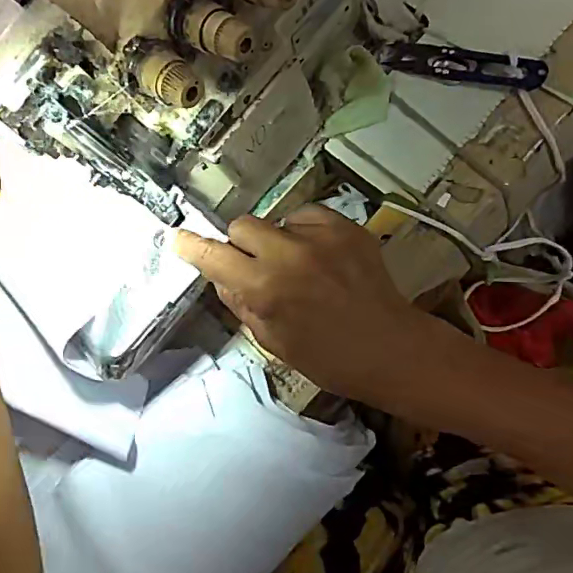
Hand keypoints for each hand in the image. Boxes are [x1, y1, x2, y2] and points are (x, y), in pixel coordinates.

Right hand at [174, 206, 453, 403]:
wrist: (393, 348)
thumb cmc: (328, 357)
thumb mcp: (272, 340)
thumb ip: (240, 302)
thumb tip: (220, 275)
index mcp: (265, 288)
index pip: (213, 257)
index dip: (192, 247)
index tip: (179, 239)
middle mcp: (287, 254)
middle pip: (241, 226)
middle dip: (241, 244)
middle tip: (256, 266)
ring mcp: (319, 236)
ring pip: (273, 219)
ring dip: (274, 239)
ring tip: (299, 265)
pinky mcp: (345, 226)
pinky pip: (306, 216)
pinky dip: (304, 232)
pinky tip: (320, 256)